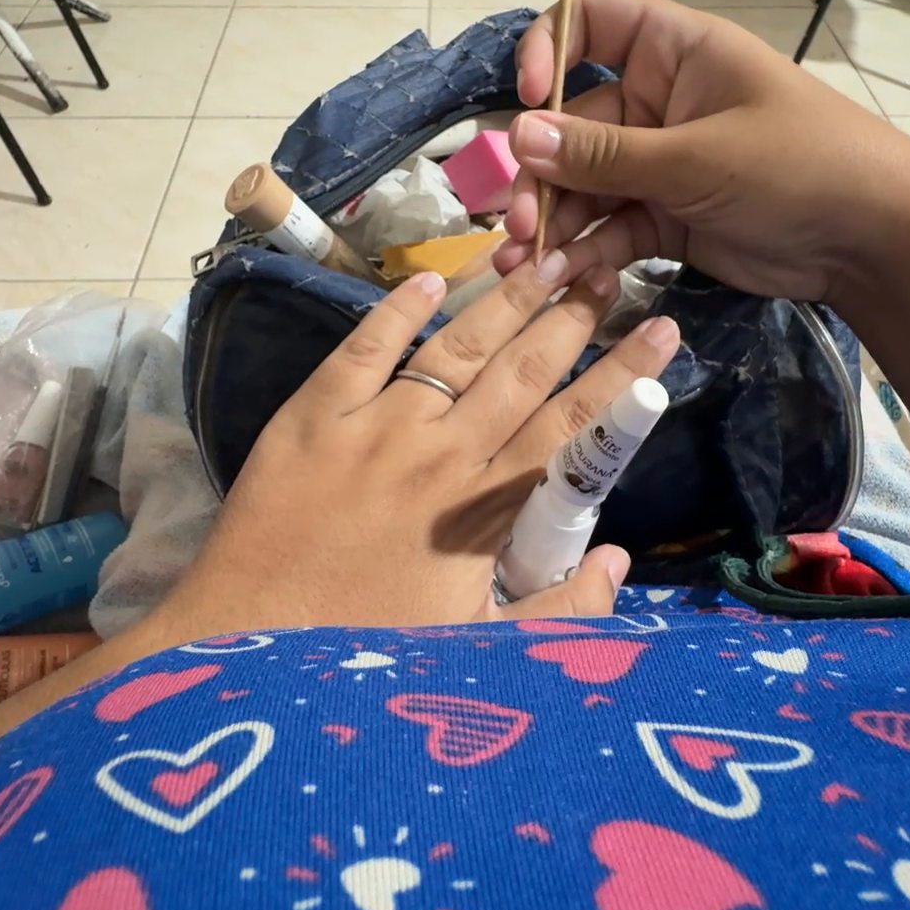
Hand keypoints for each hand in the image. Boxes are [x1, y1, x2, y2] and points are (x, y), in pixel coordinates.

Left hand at [162, 257, 680, 635]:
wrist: (248, 643)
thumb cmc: (367, 652)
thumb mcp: (479, 651)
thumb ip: (561, 610)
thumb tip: (621, 558)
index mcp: (484, 508)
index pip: (572, 428)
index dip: (622, 376)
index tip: (662, 330)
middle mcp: (439, 452)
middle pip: (522, 372)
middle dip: (572, 318)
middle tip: (606, 267)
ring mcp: (374, 425)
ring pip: (456, 348)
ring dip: (506, 301)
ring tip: (546, 257)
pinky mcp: (314, 414)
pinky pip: (364, 348)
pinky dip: (397, 311)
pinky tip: (432, 278)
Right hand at [494, 0, 909, 303]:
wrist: (868, 244)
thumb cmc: (797, 167)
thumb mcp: (697, 157)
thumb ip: (605, 154)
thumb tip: (519, 137)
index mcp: (673, 55)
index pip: (592, 23)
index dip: (548, 51)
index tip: (527, 99)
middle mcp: (656, 106)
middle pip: (573, 128)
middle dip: (542, 177)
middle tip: (521, 228)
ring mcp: (658, 167)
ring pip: (585, 189)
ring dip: (555, 226)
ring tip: (526, 268)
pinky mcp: (663, 221)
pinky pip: (609, 231)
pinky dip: (586, 255)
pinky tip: (563, 280)